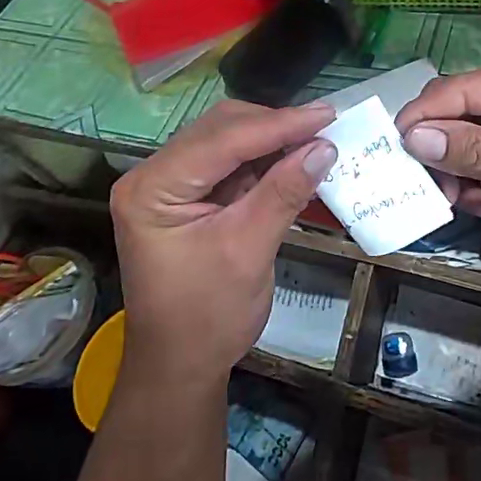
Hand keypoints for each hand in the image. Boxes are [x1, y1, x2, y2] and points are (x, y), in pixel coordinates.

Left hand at [111, 100, 336, 384]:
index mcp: (152, 188)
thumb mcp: (248, 251)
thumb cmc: (206, 317)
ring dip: (274, 142)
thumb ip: (283, 193)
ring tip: (319, 140)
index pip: (221, 140)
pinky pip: (233, 168)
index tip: (327, 114)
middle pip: (220, 132)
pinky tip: (297, 160)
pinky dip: (267, 163)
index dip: (278, 124)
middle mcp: (155, 177)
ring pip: (229, 144)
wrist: (181, 366)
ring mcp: (172, 187)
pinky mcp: (192, 199)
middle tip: (327, 127)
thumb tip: (324, 148)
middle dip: (275, 128)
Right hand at [395, 58, 480, 268]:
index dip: (425, 114)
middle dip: (439, 149)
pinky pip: (477, 165)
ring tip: (466, 203)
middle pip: (457, 112)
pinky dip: (471, 186)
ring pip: (461, 142)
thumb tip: (412, 135)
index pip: (463, 88)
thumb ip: (475, 149)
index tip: (392, 146)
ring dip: (455, 173)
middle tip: (430, 185)